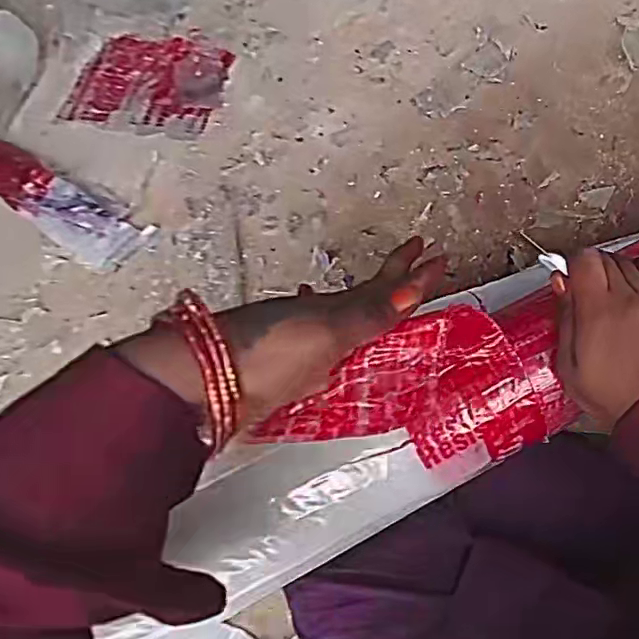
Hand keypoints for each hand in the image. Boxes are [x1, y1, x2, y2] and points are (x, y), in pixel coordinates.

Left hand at [119, 236, 444, 426]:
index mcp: (335, 311)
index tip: (435, 256)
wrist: (203, 382)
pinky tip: (334, 348)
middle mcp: (322, 322)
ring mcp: (306, 345)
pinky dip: (341, 340)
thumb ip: (367, 316)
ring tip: (388, 297)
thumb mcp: (325, 333)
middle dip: (396, 281)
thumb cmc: (265, 353)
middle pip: (369, 297)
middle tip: (419, 262)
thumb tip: (410, 292)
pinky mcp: (291, 372)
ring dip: (371, 306)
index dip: (412, 274)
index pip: (385, 289)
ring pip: (350, 319)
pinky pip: (330, 348)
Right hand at [553, 247, 638, 428]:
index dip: (573, 262)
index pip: (584, 260)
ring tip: (611, 292)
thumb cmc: (608, 395)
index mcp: (596, 313)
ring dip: (617, 270)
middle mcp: (626, 300)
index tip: (571, 275)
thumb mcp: (568, 364)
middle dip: (592, 268)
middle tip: (588, 289)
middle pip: (606, 259)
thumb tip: (560, 282)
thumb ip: (564, 318)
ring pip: (630, 264)